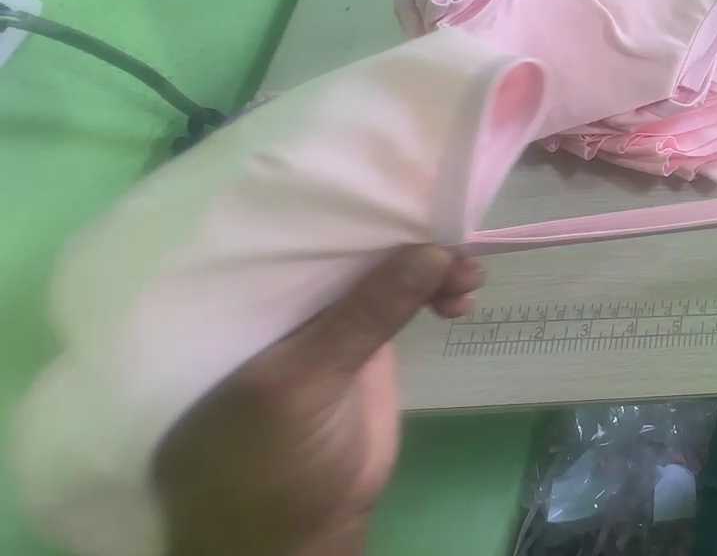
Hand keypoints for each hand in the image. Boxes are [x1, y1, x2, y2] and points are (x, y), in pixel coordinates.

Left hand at [155, 245, 485, 555]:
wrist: (300, 532)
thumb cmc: (268, 462)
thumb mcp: (306, 383)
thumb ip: (365, 314)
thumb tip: (434, 248)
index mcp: (242, 310)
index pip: (298, 243)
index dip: (355, 217)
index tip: (416, 197)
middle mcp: (286, 308)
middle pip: (353, 254)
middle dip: (411, 242)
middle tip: (464, 250)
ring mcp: (330, 327)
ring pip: (389, 274)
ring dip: (436, 270)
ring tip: (472, 282)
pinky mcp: (366, 347)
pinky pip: (407, 301)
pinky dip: (438, 294)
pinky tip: (463, 303)